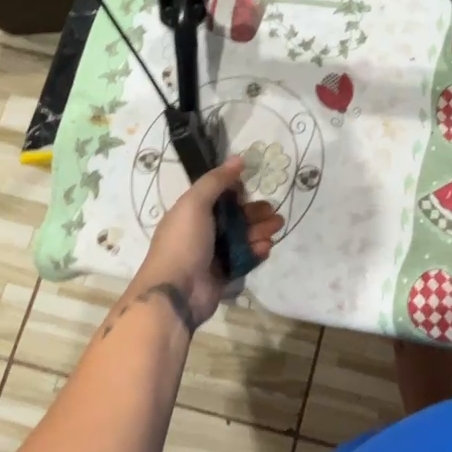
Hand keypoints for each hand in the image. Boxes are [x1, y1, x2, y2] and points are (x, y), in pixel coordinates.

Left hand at [130, 156, 284, 325]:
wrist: (175, 293)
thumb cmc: (183, 243)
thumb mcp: (195, 203)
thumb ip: (216, 180)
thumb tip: (238, 158)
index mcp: (191, 212)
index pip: (219, 196)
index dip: (236, 191)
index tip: (252, 188)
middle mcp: (202, 231)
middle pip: (235, 217)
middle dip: (255, 212)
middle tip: (273, 212)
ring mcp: (213, 254)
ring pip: (243, 237)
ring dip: (260, 230)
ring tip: (276, 228)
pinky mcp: (223, 274)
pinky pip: (244, 258)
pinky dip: (256, 252)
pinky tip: (266, 248)